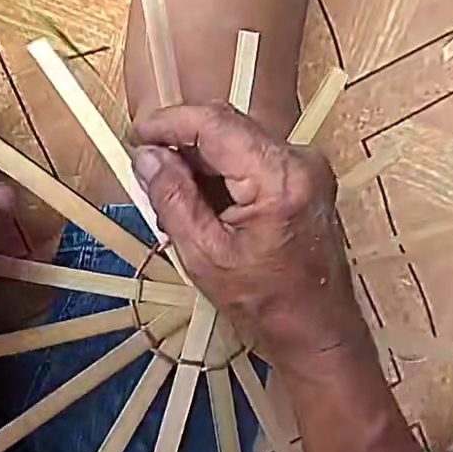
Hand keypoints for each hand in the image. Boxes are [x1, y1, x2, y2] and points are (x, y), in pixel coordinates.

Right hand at [131, 105, 369, 375]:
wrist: (316, 329)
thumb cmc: (263, 303)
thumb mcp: (204, 256)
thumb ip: (173, 201)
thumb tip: (146, 158)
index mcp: (277, 178)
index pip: (216, 124)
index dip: (170, 122)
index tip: (136, 133)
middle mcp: (300, 160)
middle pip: (228, 129)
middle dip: (182, 145)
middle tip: (146, 172)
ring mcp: (307, 168)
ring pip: (238, 144)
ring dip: (199, 164)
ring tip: (170, 200)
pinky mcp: (305, 180)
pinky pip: (252, 162)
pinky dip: (220, 177)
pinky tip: (200, 206)